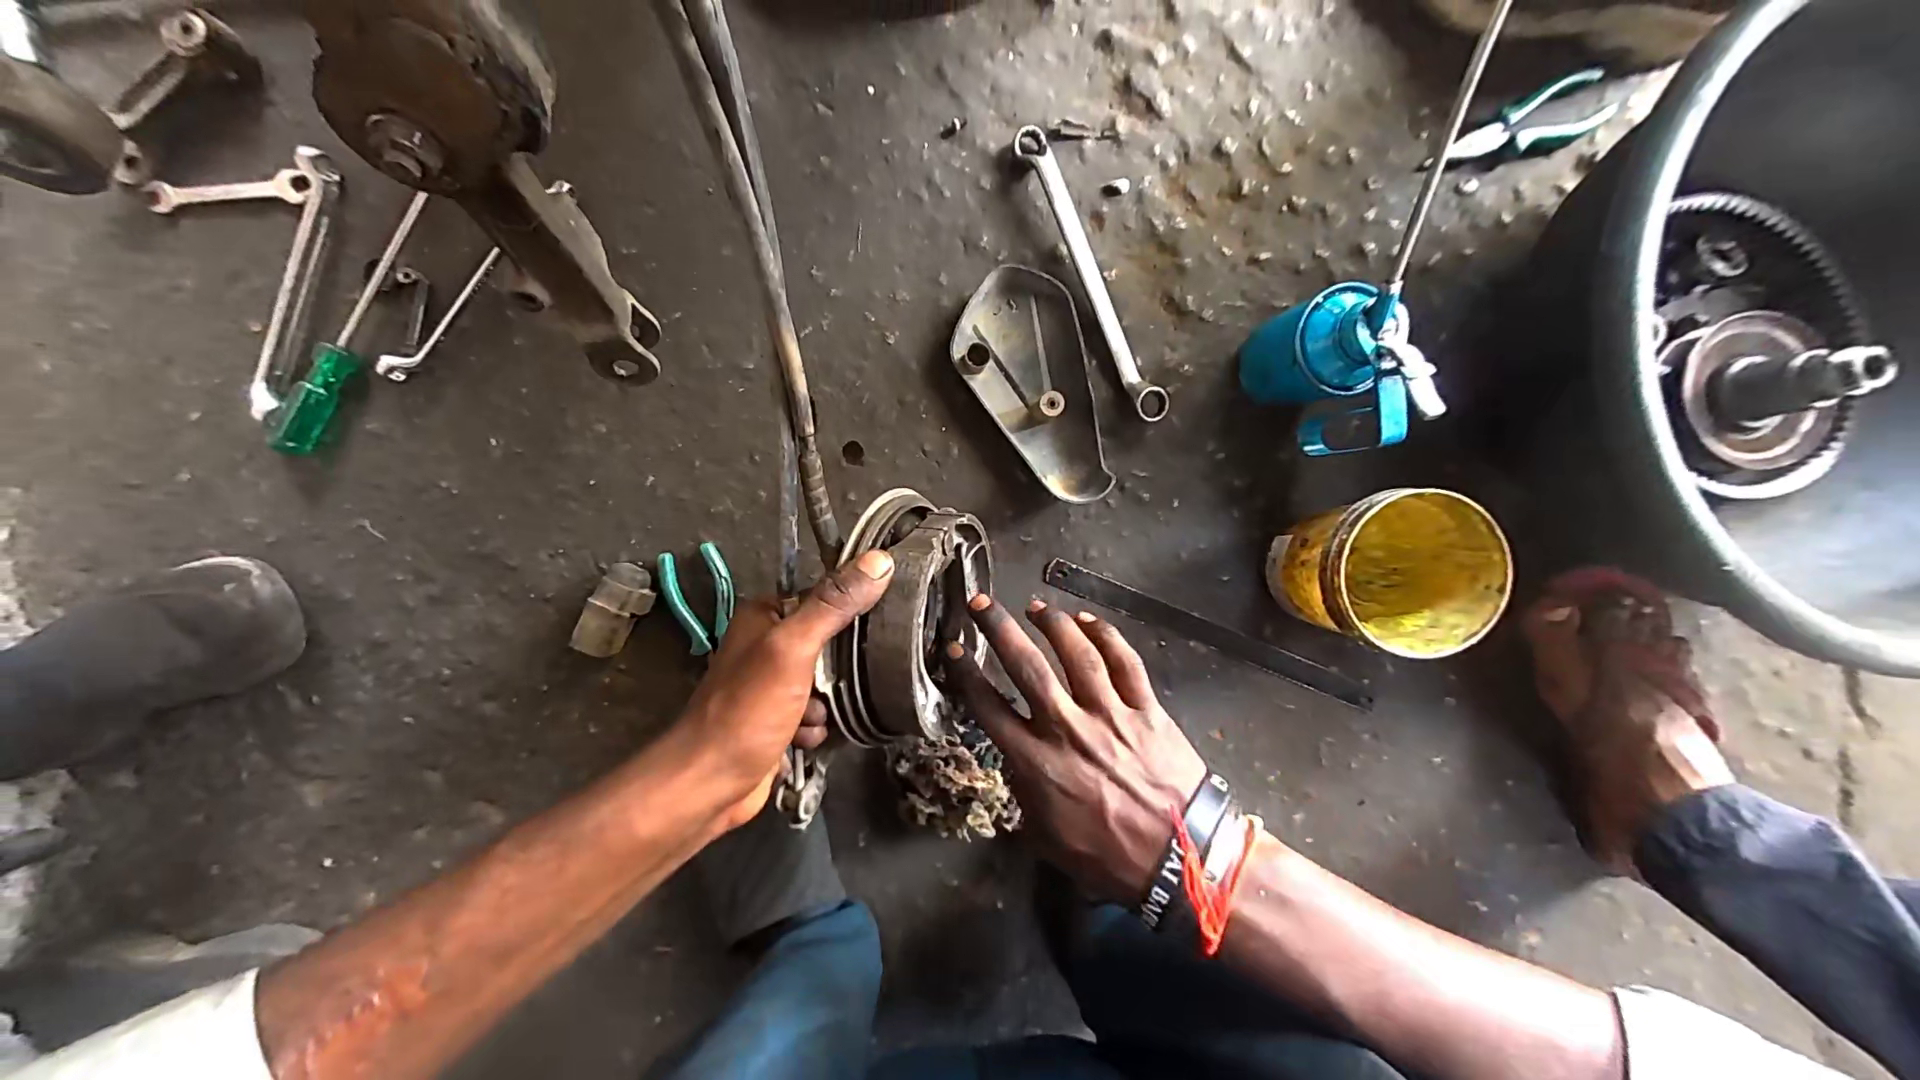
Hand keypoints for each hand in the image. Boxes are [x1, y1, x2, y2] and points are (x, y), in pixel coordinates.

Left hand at [672, 550, 894, 828]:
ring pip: (827, 684)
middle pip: (830, 644)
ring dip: (826, 704)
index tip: (871, 629)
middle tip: (831, 684)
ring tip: (809, 716)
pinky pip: (816, 714)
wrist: (711, 784)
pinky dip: (814, 727)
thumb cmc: (747, 709)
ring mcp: (771, 684)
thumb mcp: (794, 648)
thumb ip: (834, 605)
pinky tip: (801, 737)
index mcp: (764, 616)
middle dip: (837, 671)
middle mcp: (766, 644)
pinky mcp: (777, 718)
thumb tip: (879, 561)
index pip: (824, 598)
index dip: (850, 612)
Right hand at [945, 594, 1206, 903]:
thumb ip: (1024, 795)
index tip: (953, 649)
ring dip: (1053, 625)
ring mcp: (1110, 714)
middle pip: (1026, 667)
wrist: (1180, 861)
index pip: (989, 706)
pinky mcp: (1146, 710)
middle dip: (999, 630)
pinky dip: (1107, 636)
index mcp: (1036, 762)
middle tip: (981, 604)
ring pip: (1077, 655)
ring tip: (1037, 607)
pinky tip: (1089, 621)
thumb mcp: (1046, 838)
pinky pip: (1125, 663)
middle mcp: (1068, 728)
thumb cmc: (1108, 856)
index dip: (966, 674)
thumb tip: (1015, 765)